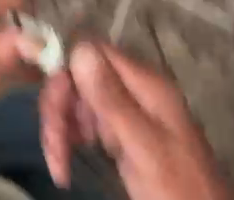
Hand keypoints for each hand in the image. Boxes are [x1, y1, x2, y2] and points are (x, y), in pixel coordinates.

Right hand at [38, 42, 232, 199]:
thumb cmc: (180, 192)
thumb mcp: (146, 149)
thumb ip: (113, 99)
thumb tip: (78, 48)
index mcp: (146, 84)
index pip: (91, 51)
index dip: (65, 71)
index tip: (53, 105)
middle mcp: (135, 89)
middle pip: (80, 76)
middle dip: (60, 107)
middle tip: (54, 147)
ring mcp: (129, 112)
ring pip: (78, 99)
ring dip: (61, 127)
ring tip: (59, 165)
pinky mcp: (123, 134)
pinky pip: (86, 122)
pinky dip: (70, 139)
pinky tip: (66, 164)